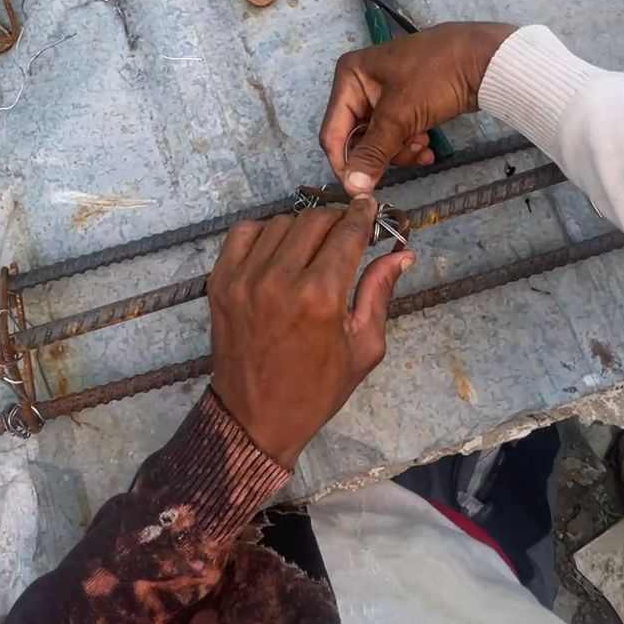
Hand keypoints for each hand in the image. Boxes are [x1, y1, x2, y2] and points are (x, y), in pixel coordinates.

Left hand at [208, 196, 414, 468]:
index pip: (347, 234)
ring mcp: (245, 278)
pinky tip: (279, 249)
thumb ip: (379, 292)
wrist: (255, 417)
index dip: (362, 216)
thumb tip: (402, 254)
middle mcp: (280, 280)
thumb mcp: (363, 347)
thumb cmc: (317, 389)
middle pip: (314, 221)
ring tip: (314, 244)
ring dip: (303, 227)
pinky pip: (244, 232)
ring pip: (281, 223)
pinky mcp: (221, 281)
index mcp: (320, 298)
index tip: (370, 206)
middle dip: (337, 219)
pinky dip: (265, 232)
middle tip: (347, 229)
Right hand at [319, 22, 518, 192]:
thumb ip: (373, 152)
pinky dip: (409, 141)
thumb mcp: (400, 116)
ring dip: (399, 149)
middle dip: (382, 152)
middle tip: (408, 157)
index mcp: (349, 77)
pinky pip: (397, 132)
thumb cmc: (436, 77)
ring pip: (379, 138)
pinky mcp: (406, 101)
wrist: (487, 59)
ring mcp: (384, 92)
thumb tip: (353, 187)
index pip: (334, 131)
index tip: (359, 190)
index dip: (345, 163)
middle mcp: (361, 83)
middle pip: (358, 136)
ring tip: (423, 146)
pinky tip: (428, 143)